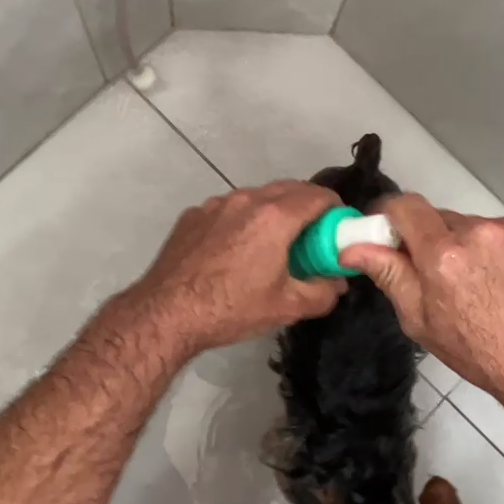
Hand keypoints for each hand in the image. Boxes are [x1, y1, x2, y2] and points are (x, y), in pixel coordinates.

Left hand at [124, 181, 346, 355]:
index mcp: (275, 217)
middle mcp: (246, 200)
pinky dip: (242, 222)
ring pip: (256, 198)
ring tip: (272, 245)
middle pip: (289, 190)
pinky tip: (234, 252)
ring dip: (273, 213)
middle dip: (306, 208)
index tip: (337, 230)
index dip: (335, 210)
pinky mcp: (193, 215)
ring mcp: (215, 205)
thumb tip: (337, 284)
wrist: (166, 313)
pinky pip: (228, 210)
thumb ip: (322, 292)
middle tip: (311, 239)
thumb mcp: (286, 307)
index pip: (319, 196)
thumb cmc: (231, 309)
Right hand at [340, 195, 503, 410]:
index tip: (385, 232)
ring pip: (469, 223)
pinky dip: (493, 246)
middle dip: (428, 238)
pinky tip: (502, 278)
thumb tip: (351, 247)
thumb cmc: (475, 351)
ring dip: (463, 243)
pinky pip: (499, 229)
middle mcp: (476, 230)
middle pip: (436, 216)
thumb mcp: (419, 320)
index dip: (388, 215)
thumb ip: (388, 274)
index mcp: (442, 254)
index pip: (403, 205)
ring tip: (475, 281)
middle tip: (433, 273)